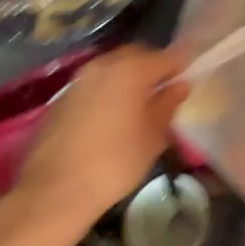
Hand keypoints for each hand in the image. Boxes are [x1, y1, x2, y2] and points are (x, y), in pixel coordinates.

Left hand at [9, 45, 188, 227]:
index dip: (180, 67)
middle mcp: (102, 65)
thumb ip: (168, 105)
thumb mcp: (152, 137)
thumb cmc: (114, 162)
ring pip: (111, 68)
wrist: (55, 189)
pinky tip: (110, 117)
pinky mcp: (61, 97)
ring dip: (127, 78)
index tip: (189, 80)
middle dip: (152, 68)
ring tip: (137, 105)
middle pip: (135, 55)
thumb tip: (179, 86)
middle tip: (164, 91)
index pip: (166, 57)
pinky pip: (93, 84)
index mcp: (131, 70)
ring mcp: (78, 80)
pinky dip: (106, 91)